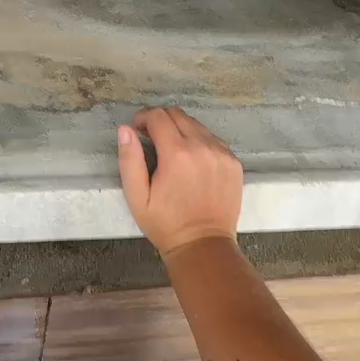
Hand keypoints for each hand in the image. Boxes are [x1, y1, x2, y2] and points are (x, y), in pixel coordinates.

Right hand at [116, 106, 243, 256]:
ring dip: (180, 129)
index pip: (158, 116)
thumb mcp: (136, 196)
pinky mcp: (234, 163)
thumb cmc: (165, 223)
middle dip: (160, 120)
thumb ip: (129, 160)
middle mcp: (202, 147)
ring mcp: (222, 154)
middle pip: (178, 114)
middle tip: (151, 138)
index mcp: (177, 154)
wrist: (204, 246)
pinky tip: (192, 159)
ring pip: (196, 124)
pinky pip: (213, 138)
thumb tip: (125, 129)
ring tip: (171, 149)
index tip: (137, 130)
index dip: (143, 118)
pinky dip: (199, 140)